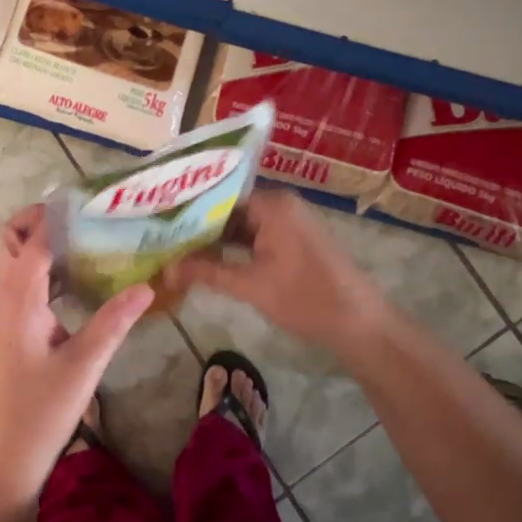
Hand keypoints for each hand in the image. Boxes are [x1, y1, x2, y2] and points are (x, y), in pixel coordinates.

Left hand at [0, 204, 152, 499]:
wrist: (8, 454)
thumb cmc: (42, 409)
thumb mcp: (84, 364)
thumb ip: (114, 321)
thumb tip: (147, 284)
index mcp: (20, 298)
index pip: (34, 240)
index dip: (58, 217)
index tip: (90, 201)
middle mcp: (8, 296)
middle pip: (10, 238)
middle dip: (38, 219)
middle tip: (81, 217)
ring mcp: (9, 311)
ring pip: (16, 258)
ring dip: (43, 241)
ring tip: (88, 238)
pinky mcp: (16, 326)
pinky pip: (27, 280)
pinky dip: (48, 267)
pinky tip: (82, 277)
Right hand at [165, 189, 385, 350]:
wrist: (361, 326)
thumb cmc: (306, 298)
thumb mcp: (250, 285)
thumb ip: (206, 272)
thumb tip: (164, 270)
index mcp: (272, 203)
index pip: (217, 195)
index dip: (187, 210)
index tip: (159, 223)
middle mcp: (280, 203)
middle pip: (228, 208)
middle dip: (198, 227)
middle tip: (163, 239)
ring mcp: (288, 221)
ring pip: (240, 224)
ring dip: (214, 239)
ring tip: (177, 250)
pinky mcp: (293, 240)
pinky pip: (255, 235)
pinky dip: (234, 248)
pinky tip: (208, 261)